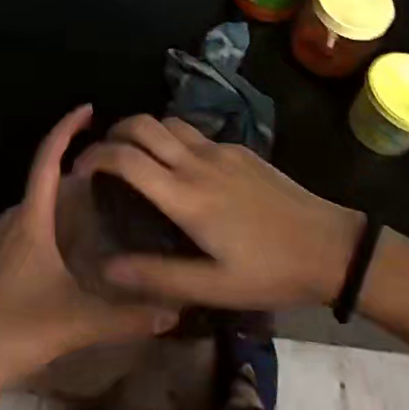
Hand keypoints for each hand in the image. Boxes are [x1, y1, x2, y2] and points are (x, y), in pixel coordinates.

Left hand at [0, 105, 178, 389]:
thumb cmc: (19, 332)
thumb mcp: (80, 321)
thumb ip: (129, 315)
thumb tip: (174, 310)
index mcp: (31, 220)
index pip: (47, 159)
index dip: (67, 129)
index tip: (88, 109)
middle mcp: (10, 220)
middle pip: (43, 180)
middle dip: (74, 169)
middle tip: (110, 171)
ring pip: (32, 205)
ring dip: (59, 198)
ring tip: (93, 205)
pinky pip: (22, 225)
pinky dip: (45, 219)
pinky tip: (62, 244)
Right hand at [76, 114, 363, 309]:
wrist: (329, 245)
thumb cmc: (268, 271)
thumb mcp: (211, 287)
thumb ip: (155, 276)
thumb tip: (105, 267)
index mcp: (186, 195)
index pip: (126, 157)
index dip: (95, 156)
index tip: (79, 169)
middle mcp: (198, 162)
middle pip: (143, 124)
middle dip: (113, 133)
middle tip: (102, 159)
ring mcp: (220, 150)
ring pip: (169, 122)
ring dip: (143, 132)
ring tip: (134, 159)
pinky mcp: (239, 149)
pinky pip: (194, 133)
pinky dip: (171, 138)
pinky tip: (178, 168)